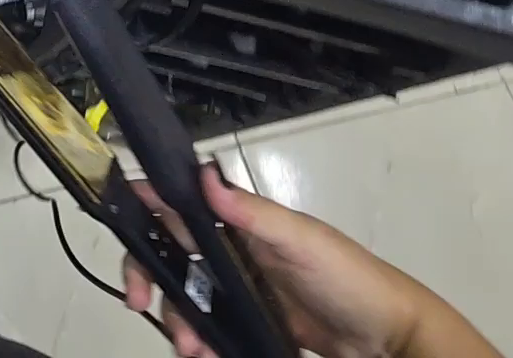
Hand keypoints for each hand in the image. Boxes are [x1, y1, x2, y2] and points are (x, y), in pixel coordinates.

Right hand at [123, 167, 426, 357]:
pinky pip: (208, 333)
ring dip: (175, 319)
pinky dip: (198, 344)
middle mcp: (228, 254)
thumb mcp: (302, 240)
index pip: (176, 206)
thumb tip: (203, 172)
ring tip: (190, 349)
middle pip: (167, 255)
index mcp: (235, 222)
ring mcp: (236, 293)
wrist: (392, 345)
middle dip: (145, 275)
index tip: (121, 226)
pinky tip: (201, 356)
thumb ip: (252, 211)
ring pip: (183, 299)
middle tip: (137, 299)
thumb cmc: (347, 278)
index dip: (143, 209)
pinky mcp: (247, 329)